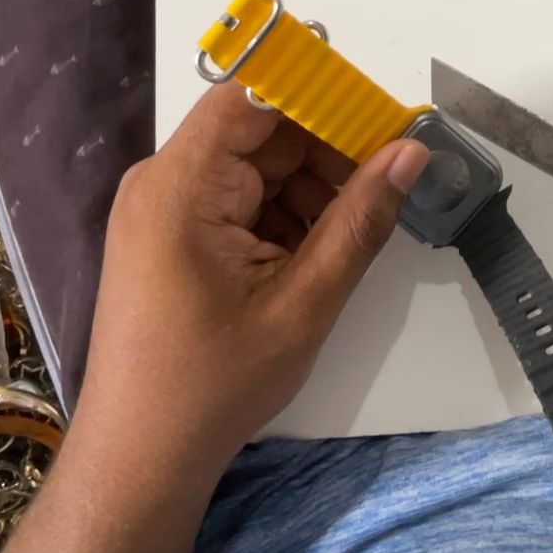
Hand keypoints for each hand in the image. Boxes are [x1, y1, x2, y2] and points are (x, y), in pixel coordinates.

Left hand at [79, 82, 428, 464]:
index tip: (378, 118)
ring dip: (311, 189)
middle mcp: (165, 181)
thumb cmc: (215, 384)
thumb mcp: (304, 301)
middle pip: (260, 132)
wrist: (141, 457)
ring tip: (351, 232)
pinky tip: (314, 252)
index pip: (251, 97)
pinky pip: (242, 198)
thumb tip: (411, 152)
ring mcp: (166, 208)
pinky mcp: (174, 233)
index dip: (317, 95)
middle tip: (385, 182)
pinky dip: (285, 215)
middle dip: (326, 152)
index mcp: (181, 185)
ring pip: (257, 167)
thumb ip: (361, 221)